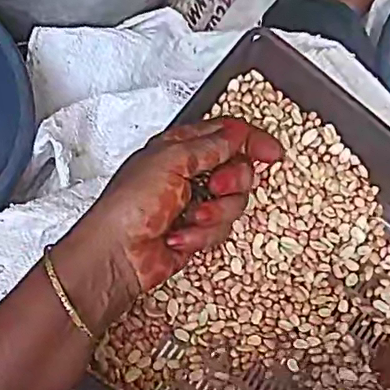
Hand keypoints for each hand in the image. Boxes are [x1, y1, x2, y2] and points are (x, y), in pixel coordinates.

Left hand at [62, 118, 283, 303]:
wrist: (118, 254)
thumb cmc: (130, 206)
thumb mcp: (171, 160)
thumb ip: (209, 146)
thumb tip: (236, 136)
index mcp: (180, 148)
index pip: (226, 135)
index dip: (252, 141)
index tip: (272, 153)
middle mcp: (190, 175)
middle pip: (239, 170)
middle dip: (233, 182)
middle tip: (216, 188)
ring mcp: (195, 205)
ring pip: (234, 205)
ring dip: (215, 214)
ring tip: (190, 219)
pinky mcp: (197, 234)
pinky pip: (220, 231)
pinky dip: (201, 236)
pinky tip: (178, 238)